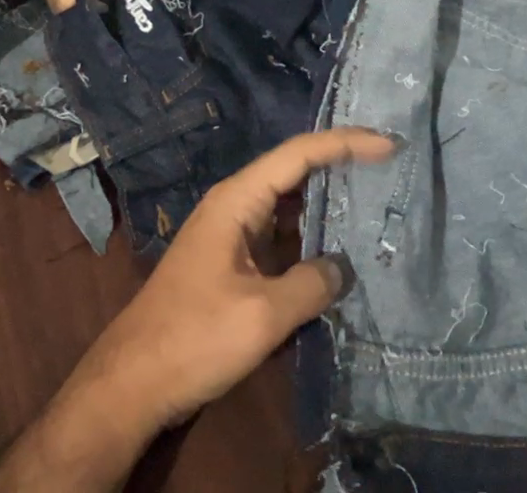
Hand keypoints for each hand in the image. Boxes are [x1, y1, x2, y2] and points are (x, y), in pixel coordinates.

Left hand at [72, 127, 395, 432]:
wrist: (132, 382)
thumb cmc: (193, 339)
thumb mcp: (262, 315)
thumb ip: (311, 284)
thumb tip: (341, 268)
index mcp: (237, 200)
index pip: (299, 154)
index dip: (346, 143)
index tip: (390, 146)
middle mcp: (235, 207)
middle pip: (296, 173)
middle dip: (342, 167)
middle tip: (393, 171)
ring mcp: (232, 236)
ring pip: (291, 208)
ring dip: (330, 206)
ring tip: (380, 206)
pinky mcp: (234, 265)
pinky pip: (282, 239)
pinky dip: (313, 241)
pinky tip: (343, 255)